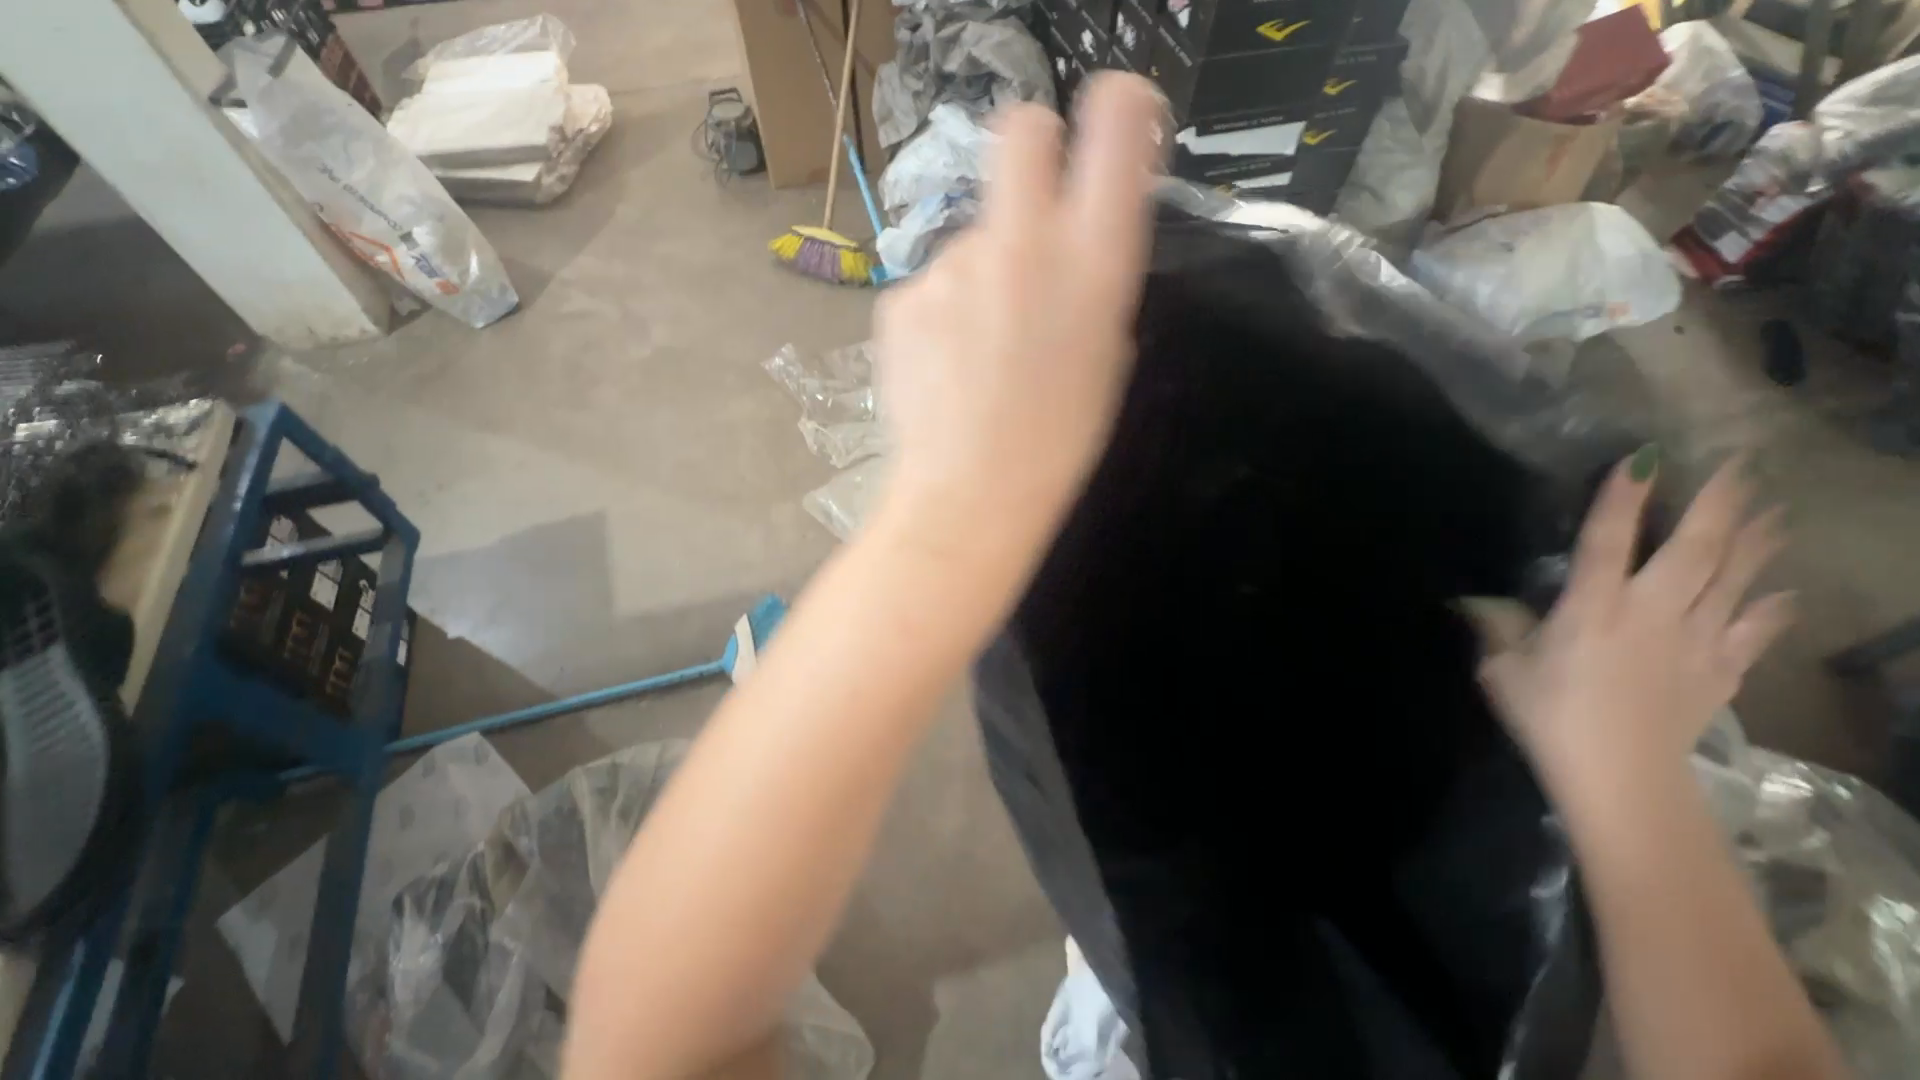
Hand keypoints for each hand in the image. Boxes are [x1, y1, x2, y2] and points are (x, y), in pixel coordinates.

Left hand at [870, 74, 1166, 560]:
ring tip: (981, 348)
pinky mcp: (901, 296)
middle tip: (1030, 205)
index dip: (1115, 108)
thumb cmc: (1057, 442)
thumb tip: (1075, 244)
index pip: (1112, 127)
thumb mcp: (1107, 356)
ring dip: (980, 273)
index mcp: (1093, 262)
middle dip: (1030, 148)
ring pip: (970, 236)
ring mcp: (952, 266)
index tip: (1115, 117)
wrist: (969, 496)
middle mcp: (1022, 244)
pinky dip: (941, 312)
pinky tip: (947, 364)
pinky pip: (931, 284)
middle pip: (1019, 132)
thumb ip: (1093, 282)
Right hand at [1474, 450, 1793, 792]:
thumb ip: (1496, 628)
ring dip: (1756, 542)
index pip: (1607, 540)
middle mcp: (1651, 612)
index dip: (1623, 497)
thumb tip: (1471, 600)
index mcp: (1592, 608)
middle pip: (1693, 549)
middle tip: (1742, 466)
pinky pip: (1754, 631)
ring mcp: (1695, 640)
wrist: (1620, 778)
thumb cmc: (1550, 719)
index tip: (1644, 456)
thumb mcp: (1504, 672)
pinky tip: (1786, 594)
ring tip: (1775, 511)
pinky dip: (1772, 610)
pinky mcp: (1721, 670)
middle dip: (1719, 504)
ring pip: (1734, 579)